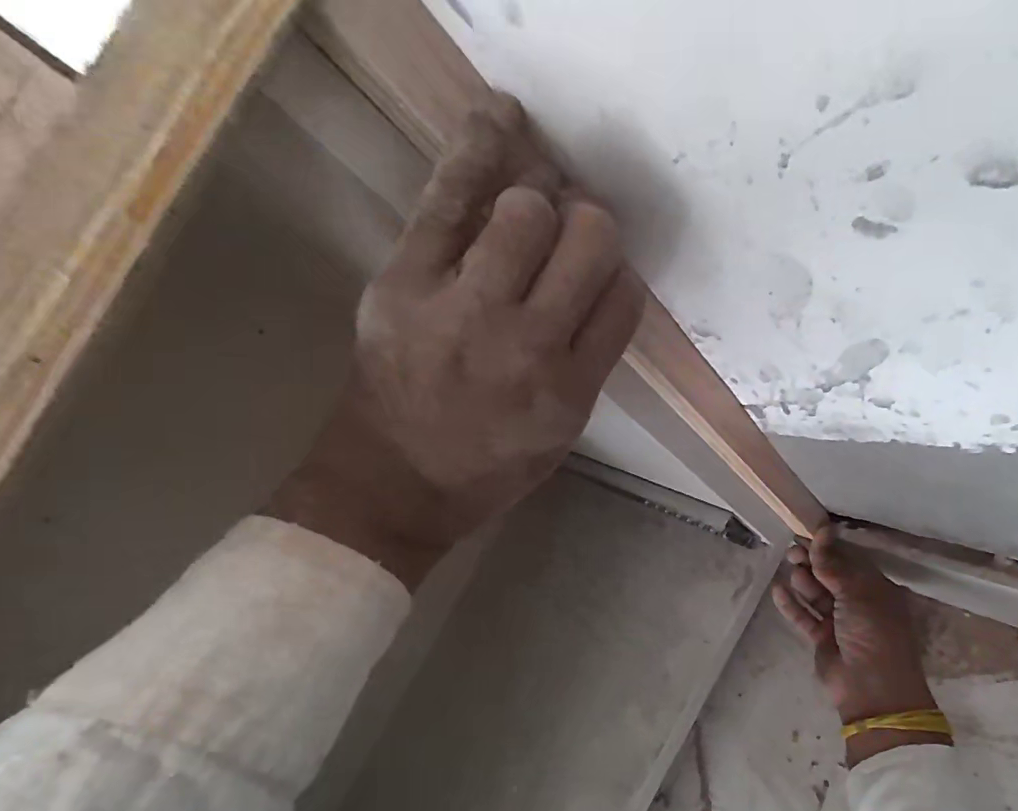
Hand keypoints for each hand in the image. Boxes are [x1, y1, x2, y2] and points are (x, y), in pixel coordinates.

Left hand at [267, 93, 646, 586]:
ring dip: (538, 200)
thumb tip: (601, 281)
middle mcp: (529, 346)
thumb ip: (590, 361)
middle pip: (590, 240)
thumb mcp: (559, 434)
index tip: (596, 279)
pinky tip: (501, 119)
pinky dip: (480, 148)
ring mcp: (464, 310)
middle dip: (587, 228)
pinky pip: (452, 198)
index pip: (625, 297)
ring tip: (525, 210)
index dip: (617, 275)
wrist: (392, 484)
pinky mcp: (406, 283)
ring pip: (529, 208)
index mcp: (571, 391)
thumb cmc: (485, 469)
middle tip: (565, 238)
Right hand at [772, 527, 945, 764]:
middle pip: (831, 576)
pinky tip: (778, 590)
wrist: (871, 687)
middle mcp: (859, 603)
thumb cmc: (873, 632)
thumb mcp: (857, 593)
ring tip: (790, 568)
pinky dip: (791, 604)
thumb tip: (822, 531)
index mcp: (876, 589)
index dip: (829, 547)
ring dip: (803, 581)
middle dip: (813, 562)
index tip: (808, 532)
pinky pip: (804, 616)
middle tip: (793, 550)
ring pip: (817, 595)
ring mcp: (839, 622)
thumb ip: (834, 565)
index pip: (851, 561)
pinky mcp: (822, 639)